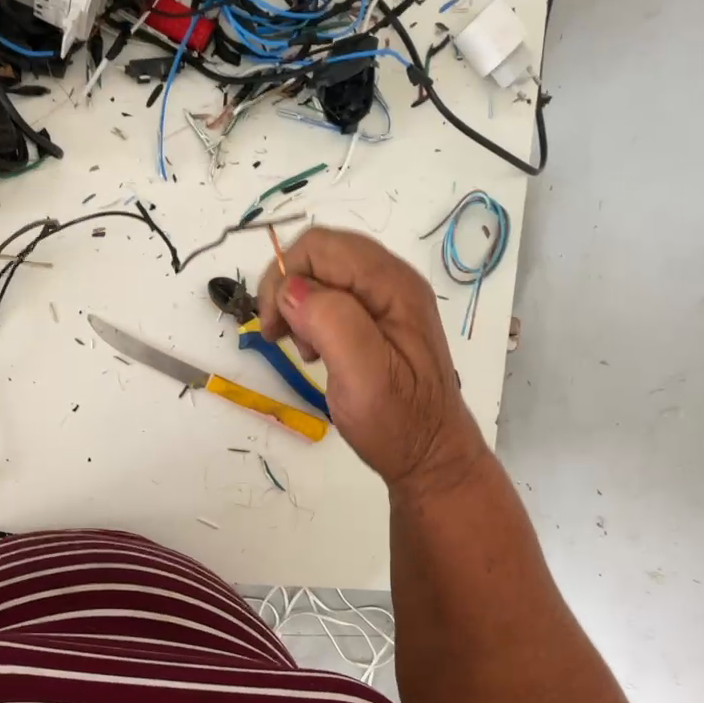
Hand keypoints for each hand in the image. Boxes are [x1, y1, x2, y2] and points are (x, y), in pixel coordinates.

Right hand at [257, 227, 489, 491]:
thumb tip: (292, 291)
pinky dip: (310, 319)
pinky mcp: (376, 321)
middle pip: (319, 254)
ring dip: (297, 307)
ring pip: (322, 276)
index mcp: (391, 286)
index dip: (284, 280)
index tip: (274, 330)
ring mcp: (385, 301)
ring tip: (305, 349)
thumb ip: (330, 322)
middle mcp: (390, 282)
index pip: (319, 247)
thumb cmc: (398, 422)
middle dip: (286, 291)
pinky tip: (316, 351)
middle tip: (282, 338)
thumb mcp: (363, 376)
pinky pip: (332, 299)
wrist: (430, 455)